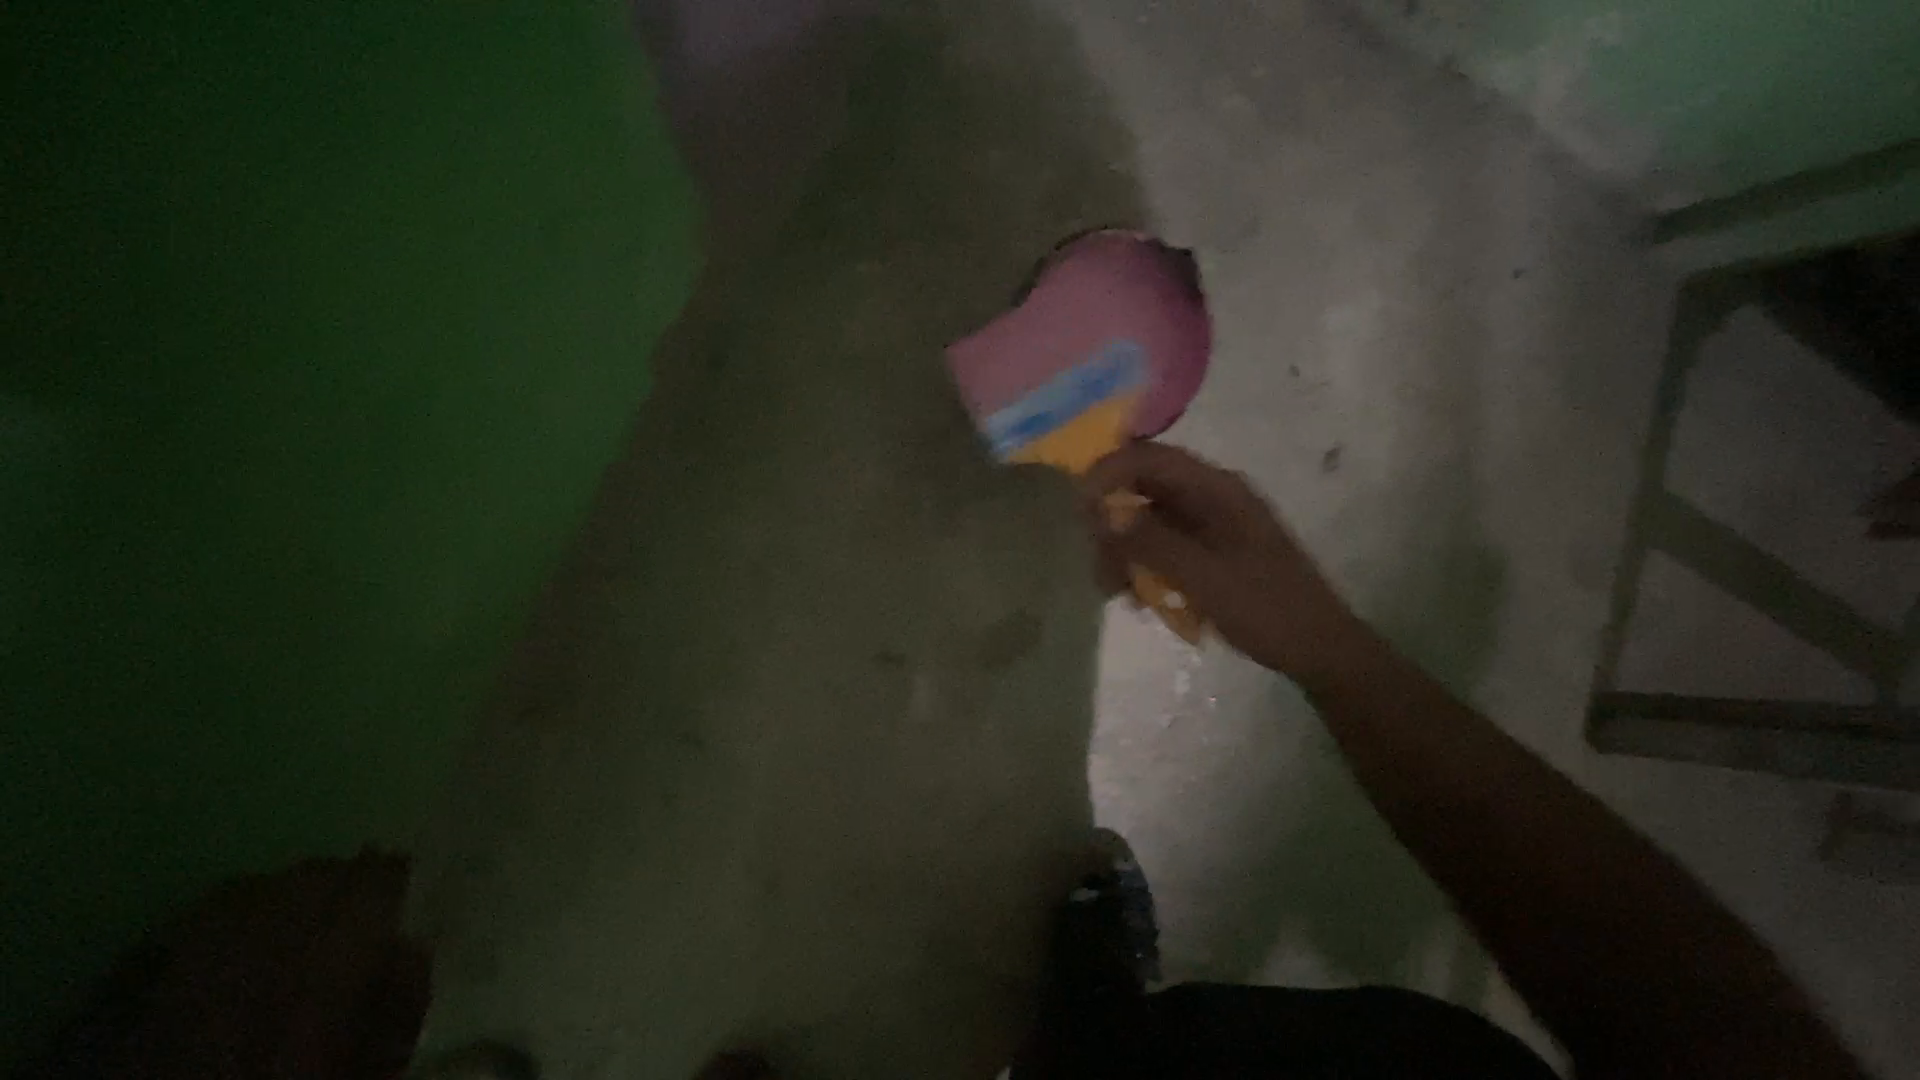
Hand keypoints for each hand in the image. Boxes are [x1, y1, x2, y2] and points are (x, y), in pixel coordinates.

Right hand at [1084, 442, 1360, 678]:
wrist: (1318, 649)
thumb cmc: (1266, 608)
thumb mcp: (1204, 577)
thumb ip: (1152, 542)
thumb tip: (1101, 515)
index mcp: (1217, 489)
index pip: (1149, 458)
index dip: (1108, 474)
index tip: (1080, 511)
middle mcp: (1211, 497)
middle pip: (1144, 488)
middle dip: (1112, 522)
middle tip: (1097, 564)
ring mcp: (1211, 524)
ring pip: (1148, 520)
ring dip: (1124, 550)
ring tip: (1114, 591)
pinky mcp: (1209, 552)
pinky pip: (1163, 546)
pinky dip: (1142, 565)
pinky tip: (1136, 598)